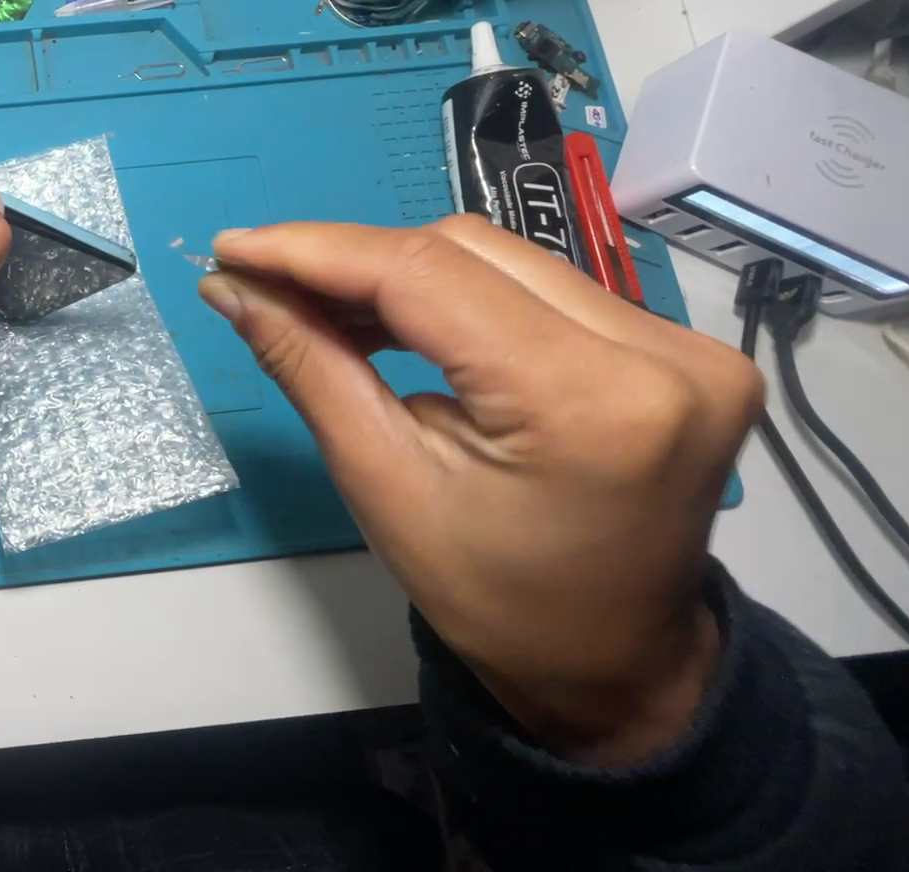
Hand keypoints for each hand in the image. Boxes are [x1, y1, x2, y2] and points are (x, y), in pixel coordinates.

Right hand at [200, 216, 762, 764]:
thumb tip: (231, 290)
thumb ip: (307, 366)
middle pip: (461, 252)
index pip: (425, 276)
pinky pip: (525, 284)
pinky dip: (438, 292)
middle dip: (343, 259)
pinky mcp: (668, 343)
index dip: (314, 252)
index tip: (231, 250)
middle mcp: (657, 350)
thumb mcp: (378, 479)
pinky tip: (379, 318)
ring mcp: (677, 341)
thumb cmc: (485, 591)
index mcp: (585, 402)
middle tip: (258, 281)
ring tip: (308, 304)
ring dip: (386, 272)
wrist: (608, 658)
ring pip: (492, 257)